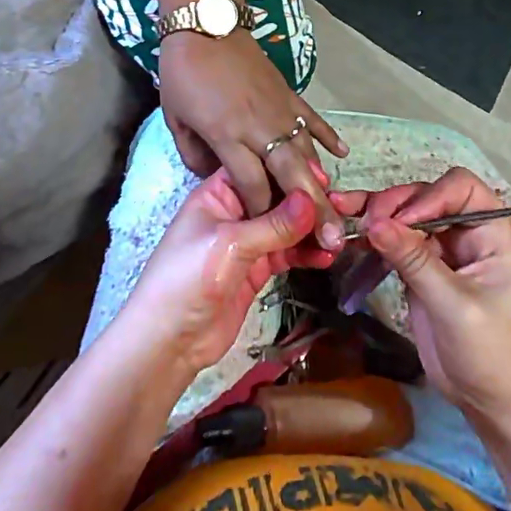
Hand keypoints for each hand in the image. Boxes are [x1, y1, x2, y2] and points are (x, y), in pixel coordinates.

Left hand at [112, 172, 336, 377]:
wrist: (168, 340)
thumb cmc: (187, 278)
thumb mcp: (229, 244)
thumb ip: (273, 224)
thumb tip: (312, 200)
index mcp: (218, 193)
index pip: (259, 170)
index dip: (290, 171)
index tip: (324, 176)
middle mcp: (234, 211)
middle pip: (278, 198)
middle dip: (309, 203)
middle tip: (342, 208)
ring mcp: (246, 241)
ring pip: (287, 227)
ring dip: (312, 231)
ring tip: (339, 236)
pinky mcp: (257, 269)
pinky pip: (287, 253)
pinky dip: (307, 253)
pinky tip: (327, 256)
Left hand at [158, 29, 347, 247]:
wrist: (205, 25)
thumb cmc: (184, 74)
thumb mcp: (175, 119)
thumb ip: (193, 154)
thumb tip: (214, 175)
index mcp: (226, 135)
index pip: (252, 184)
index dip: (263, 212)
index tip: (271, 232)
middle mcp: (258, 127)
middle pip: (290, 174)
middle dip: (311, 209)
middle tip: (332, 238)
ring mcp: (279, 109)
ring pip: (307, 151)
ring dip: (322, 181)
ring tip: (338, 210)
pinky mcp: (290, 94)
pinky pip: (313, 119)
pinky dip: (329, 137)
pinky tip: (343, 155)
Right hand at [354, 169, 510, 421]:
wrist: (493, 405)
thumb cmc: (491, 355)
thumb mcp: (454, 307)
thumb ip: (415, 262)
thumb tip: (375, 224)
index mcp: (493, 236)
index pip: (464, 190)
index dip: (432, 195)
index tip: (401, 220)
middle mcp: (467, 235)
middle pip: (429, 197)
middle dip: (397, 204)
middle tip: (368, 224)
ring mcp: (443, 252)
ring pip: (407, 217)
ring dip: (377, 213)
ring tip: (344, 211)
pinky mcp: (421, 269)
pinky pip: (395, 243)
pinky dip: (372, 238)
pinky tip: (348, 233)